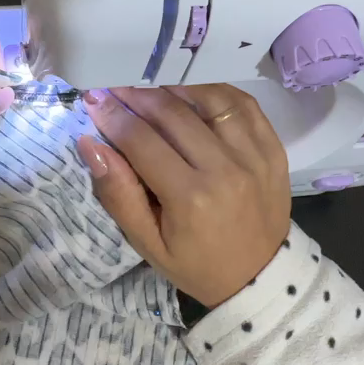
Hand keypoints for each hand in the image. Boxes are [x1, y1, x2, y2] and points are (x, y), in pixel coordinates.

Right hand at [77, 85, 291, 306]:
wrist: (260, 279)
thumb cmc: (195, 263)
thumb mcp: (147, 242)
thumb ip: (118, 193)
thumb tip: (90, 144)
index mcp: (190, 198)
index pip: (141, 140)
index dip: (113, 115)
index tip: (94, 98)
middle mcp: (225, 170)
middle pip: (173, 114)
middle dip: (137, 94)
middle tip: (116, 85)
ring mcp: (254, 156)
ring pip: (209, 99)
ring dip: (175, 87)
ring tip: (152, 86)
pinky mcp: (273, 149)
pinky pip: (243, 104)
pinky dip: (215, 90)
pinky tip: (194, 90)